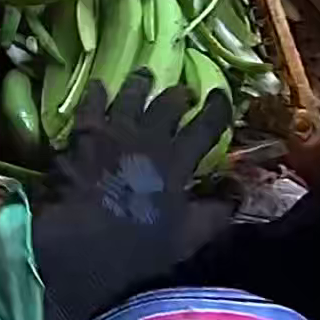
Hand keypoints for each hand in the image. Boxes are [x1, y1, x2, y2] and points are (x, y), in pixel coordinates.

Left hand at [31, 71, 231, 319]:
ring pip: (130, 96)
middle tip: (184, 91)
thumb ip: (214, 213)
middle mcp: (148, 137)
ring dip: (140, 84)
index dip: (216, 109)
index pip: (205, 127)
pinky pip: (91, 105)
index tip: (221, 95)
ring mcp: (113, 131)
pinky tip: (97, 85)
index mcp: (177, 161)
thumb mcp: (187, 238)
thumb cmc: (138, 245)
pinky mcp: (83, 133)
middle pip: (167, 104)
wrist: (81, 239)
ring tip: (145, 75)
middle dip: (179, 95)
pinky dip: (95, 93)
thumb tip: (238, 193)